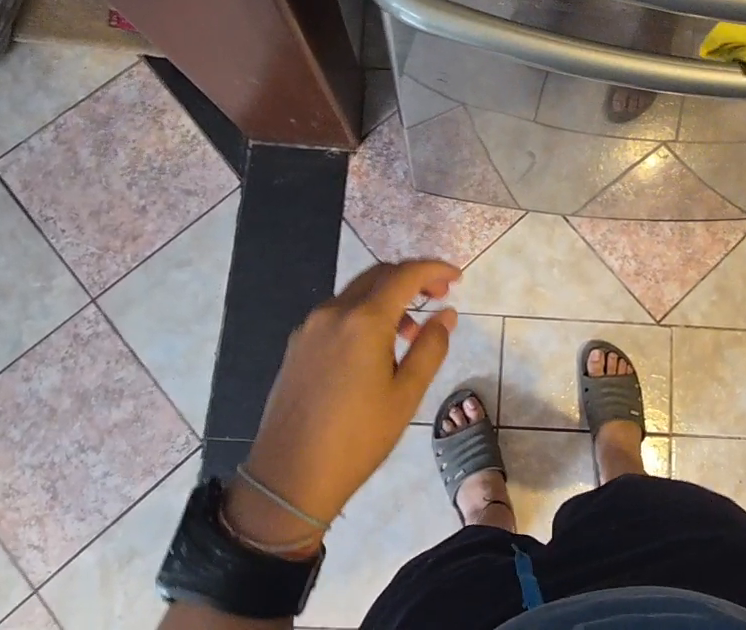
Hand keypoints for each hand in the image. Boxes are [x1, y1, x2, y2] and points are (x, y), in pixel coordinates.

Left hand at [225, 260, 459, 552]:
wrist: (289, 477)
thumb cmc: (357, 439)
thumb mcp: (406, 396)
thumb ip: (430, 348)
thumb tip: (446, 314)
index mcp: (363, 320)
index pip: (405, 275)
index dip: (434, 269)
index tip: (457, 277)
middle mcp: (333, 312)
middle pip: (378, 275)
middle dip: (412, 278)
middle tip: (440, 293)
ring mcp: (310, 327)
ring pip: (356, 294)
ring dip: (388, 298)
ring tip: (411, 331)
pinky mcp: (297, 346)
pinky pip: (338, 314)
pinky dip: (364, 315)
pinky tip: (376, 348)